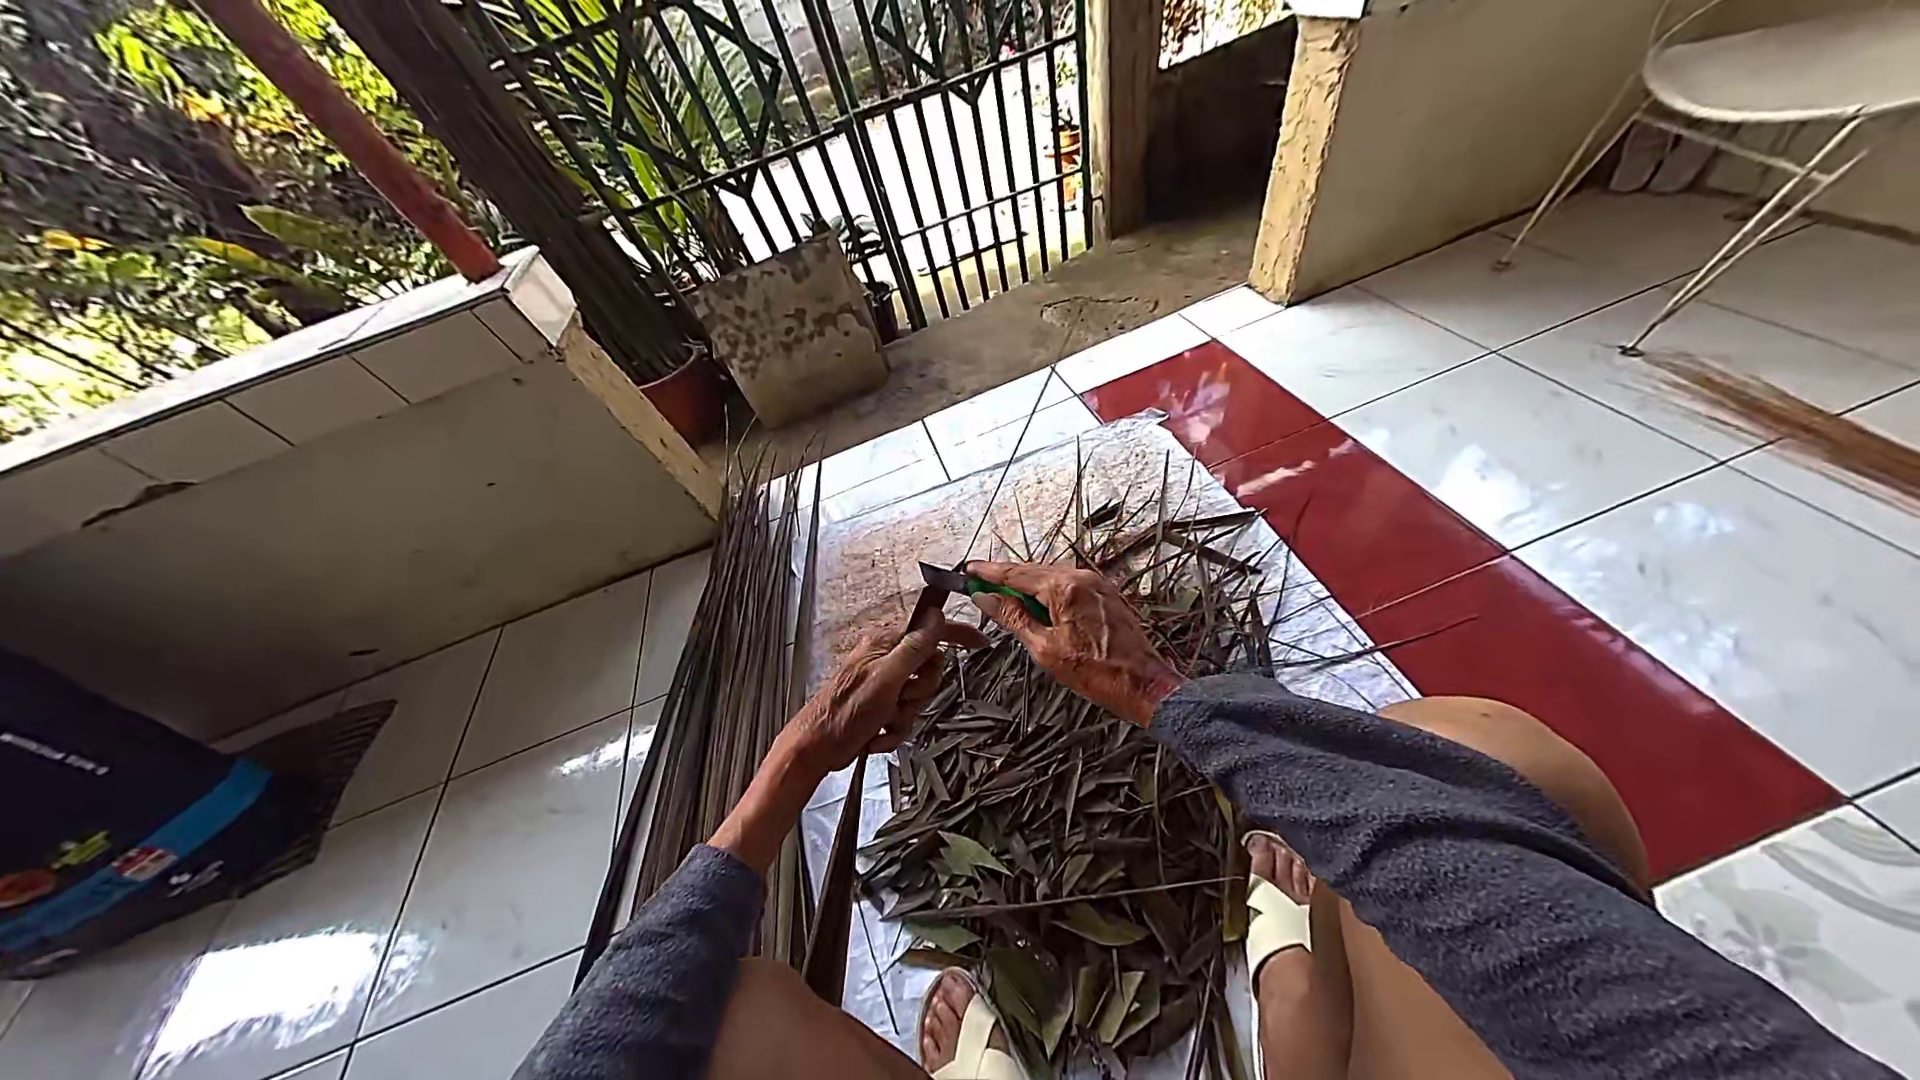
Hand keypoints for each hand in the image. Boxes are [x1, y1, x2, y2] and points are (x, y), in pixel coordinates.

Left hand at [774, 616, 987, 778]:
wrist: (815, 749)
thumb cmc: (844, 713)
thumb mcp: (886, 678)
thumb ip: (914, 648)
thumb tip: (936, 615)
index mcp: (885, 644)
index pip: (930, 630)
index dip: (956, 635)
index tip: (979, 642)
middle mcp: (885, 660)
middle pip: (930, 670)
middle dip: (920, 692)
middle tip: (900, 700)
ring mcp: (883, 684)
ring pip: (919, 697)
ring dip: (905, 716)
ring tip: (883, 720)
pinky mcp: (880, 707)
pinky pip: (906, 717)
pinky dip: (894, 731)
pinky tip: (876, 735)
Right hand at [966, 561, 1183, 726]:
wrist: (1142, 684)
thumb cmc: (1097, 672)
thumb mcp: (1044, 648)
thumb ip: (1013, 617)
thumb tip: (986, 599)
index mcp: (1064, 589)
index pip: (1016, 575)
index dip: (989, 572)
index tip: (970, 570)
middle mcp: (1082, 578)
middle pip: (1033, 570)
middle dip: (1005, 577)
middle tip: (981, 584)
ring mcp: (1096, 583)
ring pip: (1051, 575)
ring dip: (1026, 584)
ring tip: (1005, 597)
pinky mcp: (1104, 593)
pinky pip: (1068, 582)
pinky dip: (1048, 589)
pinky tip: (1037, 603)